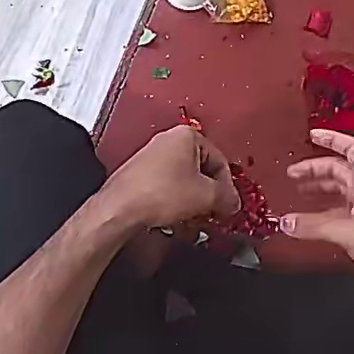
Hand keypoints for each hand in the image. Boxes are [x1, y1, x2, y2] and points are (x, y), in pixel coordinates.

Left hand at [99, 125, 239, 228]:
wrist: (119, 208)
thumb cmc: (160, 193)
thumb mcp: (206, 196)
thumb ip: (226, 197)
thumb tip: (233, 202)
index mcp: (187, 135)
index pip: (220, 161)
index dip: (227, 186)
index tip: (228, 204)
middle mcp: (169, 140)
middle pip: (202, 169)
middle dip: (209, 193)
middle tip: (213, 211)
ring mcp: (153, 156)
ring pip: (185, 179)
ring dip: (193, 199)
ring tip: (193, 217)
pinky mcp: (141, 173)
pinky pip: (168, 185)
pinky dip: (176, 200)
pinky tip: (175, 216)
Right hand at [278, 130, 353, 304]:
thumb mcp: (349, 231)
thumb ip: (313, 225)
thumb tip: (286, 221)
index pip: (353, 150)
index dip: (334, 139)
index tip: (313, 135)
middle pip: (342, 171)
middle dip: (317, 168)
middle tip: (294, 173)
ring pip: (341, 193)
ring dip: (320, 189)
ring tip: (299, 191)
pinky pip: (340, 216)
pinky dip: (322, 215)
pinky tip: (309, 222)